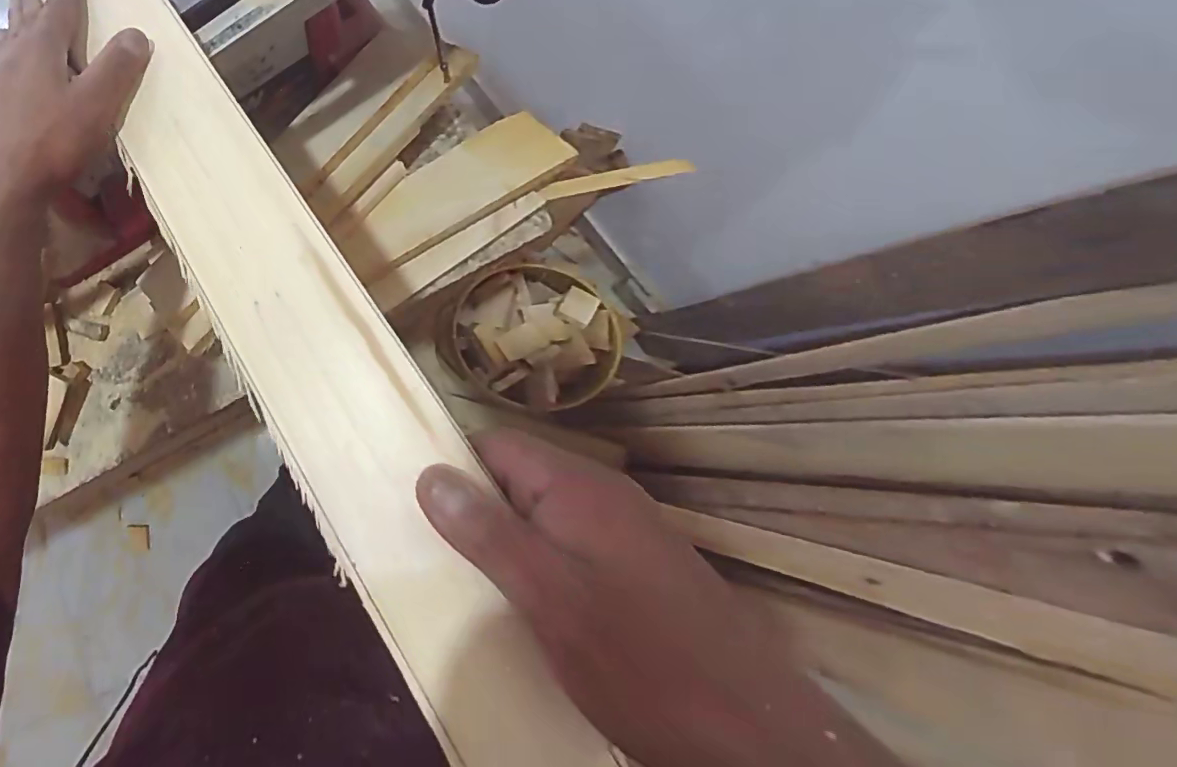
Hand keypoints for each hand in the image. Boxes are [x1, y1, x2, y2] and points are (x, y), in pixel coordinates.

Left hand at [0, 0, 150, 203]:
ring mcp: (0, 81)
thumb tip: (136, 33)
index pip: (58, 10)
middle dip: (34, 1)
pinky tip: (6, 62)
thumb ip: (118, 65)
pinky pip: (0, 64)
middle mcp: (16, 58)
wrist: (14, 182)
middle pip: (27, 20)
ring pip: (9, 41)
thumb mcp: (99, 102)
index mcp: (42, 50)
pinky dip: (7, 52)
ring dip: (16, 22)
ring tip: (16, 11)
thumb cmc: (59, 139)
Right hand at [417, 430, 897, 766]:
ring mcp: (626, 527)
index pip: (496, 444)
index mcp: (575, 484)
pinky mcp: (641, 564)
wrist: (754, 733)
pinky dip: (544, 561)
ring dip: (511, 538)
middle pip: (519, 475)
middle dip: (480, 507)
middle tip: (444, 555)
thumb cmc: (637, 657)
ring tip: (480, 584)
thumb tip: (430, 474)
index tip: (422, 507)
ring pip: (545, 511)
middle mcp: (602, 492)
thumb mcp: (546, 595)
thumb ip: (487, 532)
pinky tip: (536, 605)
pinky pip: (573, 542)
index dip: (457, 467)